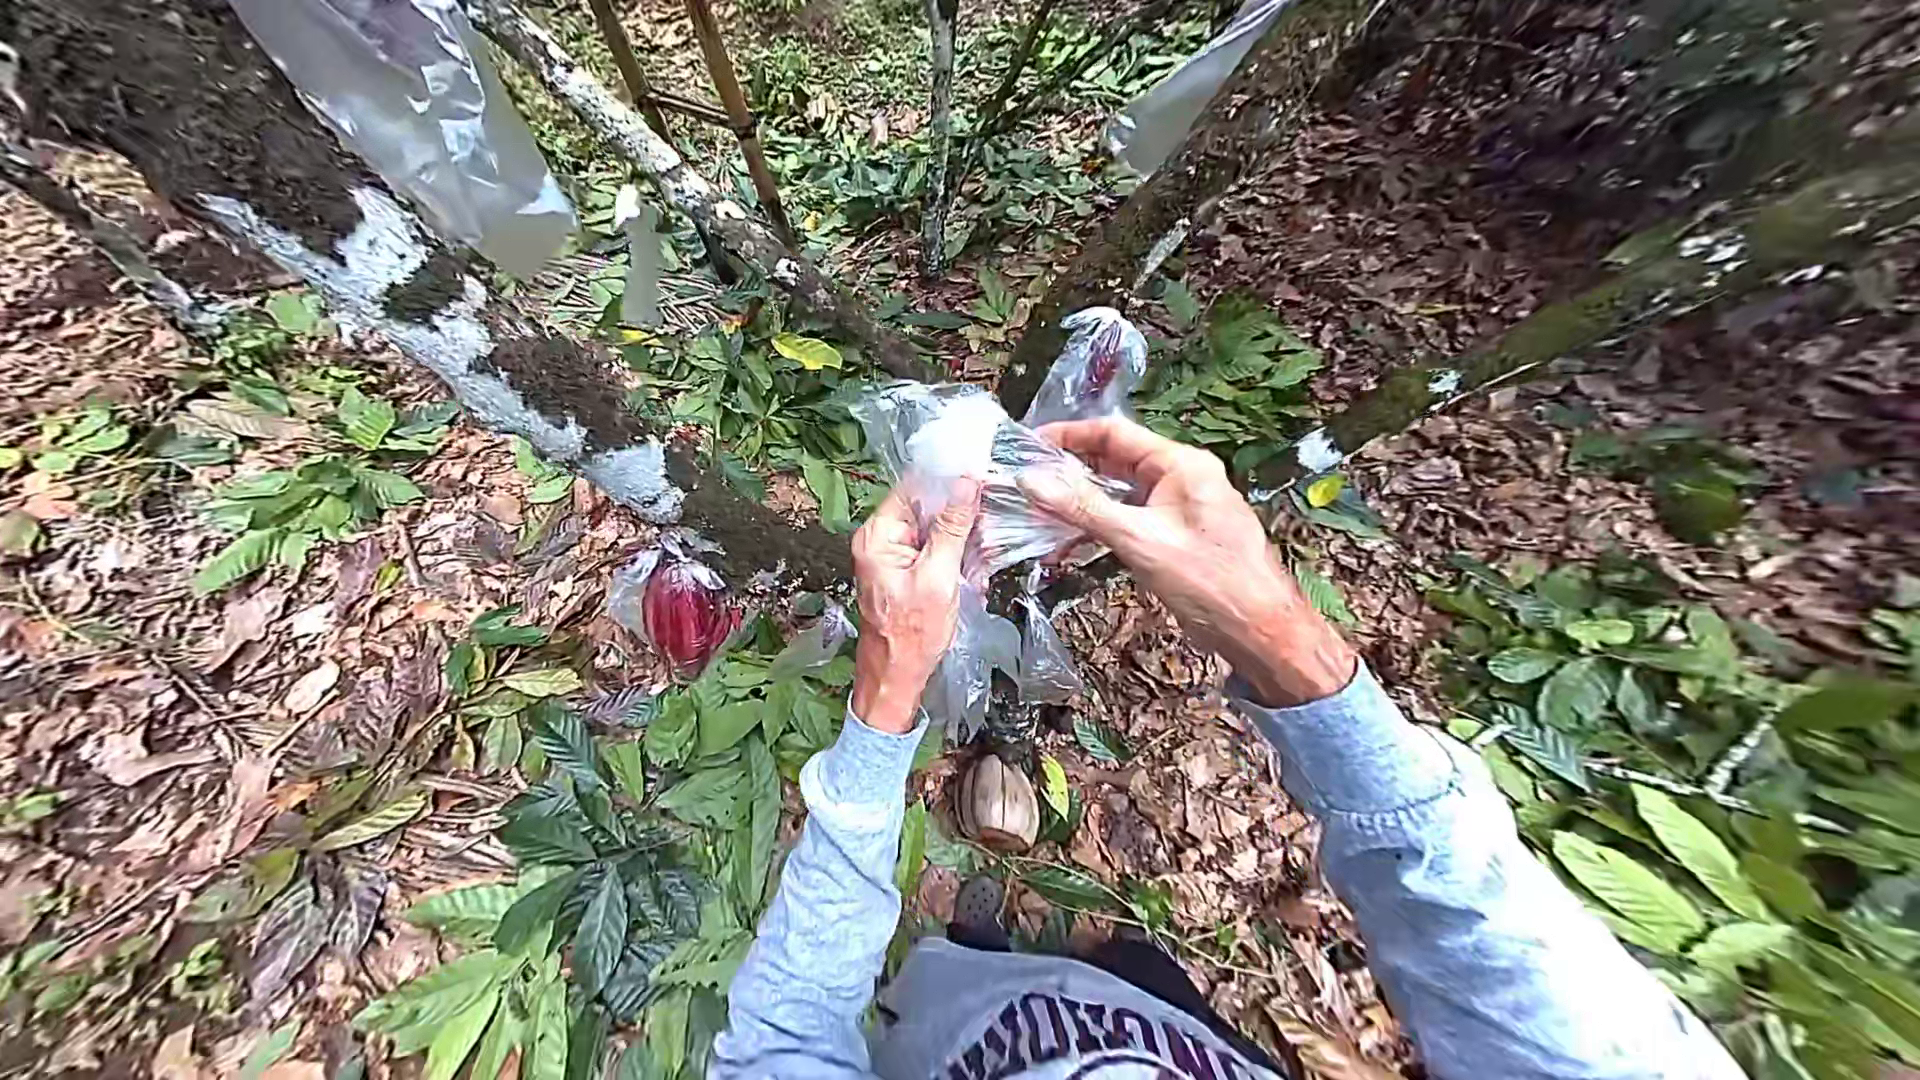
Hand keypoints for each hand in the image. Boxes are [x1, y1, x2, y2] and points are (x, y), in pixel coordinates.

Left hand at [849, 478, 981, 732]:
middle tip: (989, 518)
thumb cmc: (912, 634)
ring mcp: (891, 553)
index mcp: (878, 535)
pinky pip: (932, 546)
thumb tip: (964, 484)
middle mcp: (879, 538)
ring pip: (932, 525)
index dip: (947, 480)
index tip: (980, 476)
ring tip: (983, 546)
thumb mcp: (938, 577)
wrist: (896, 676)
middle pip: (924, 504)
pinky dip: (953, 552)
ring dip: (960, 534)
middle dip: (958, 511)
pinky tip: (970, 566)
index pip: (913, 487)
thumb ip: (951, 528)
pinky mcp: (904, 568)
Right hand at [1022, 418, 1355, 706]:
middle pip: (1114, 461)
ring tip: (1038, 513)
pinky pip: (1127, 519)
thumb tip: (1031, 480)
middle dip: (1070, 470)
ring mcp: (1176, 507)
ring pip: (1118, 493)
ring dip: (1080, 502)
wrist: (1258, 630)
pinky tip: (1068, 543)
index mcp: (1180, 464)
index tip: (1031, 445)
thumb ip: (1082, 507)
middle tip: (1027, 482)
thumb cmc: (1207, 580)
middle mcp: (1179, 477)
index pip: (1115, 432)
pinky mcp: (1172, 534)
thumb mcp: (1138, 539)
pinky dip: (1098, 526)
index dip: (1069, 435)